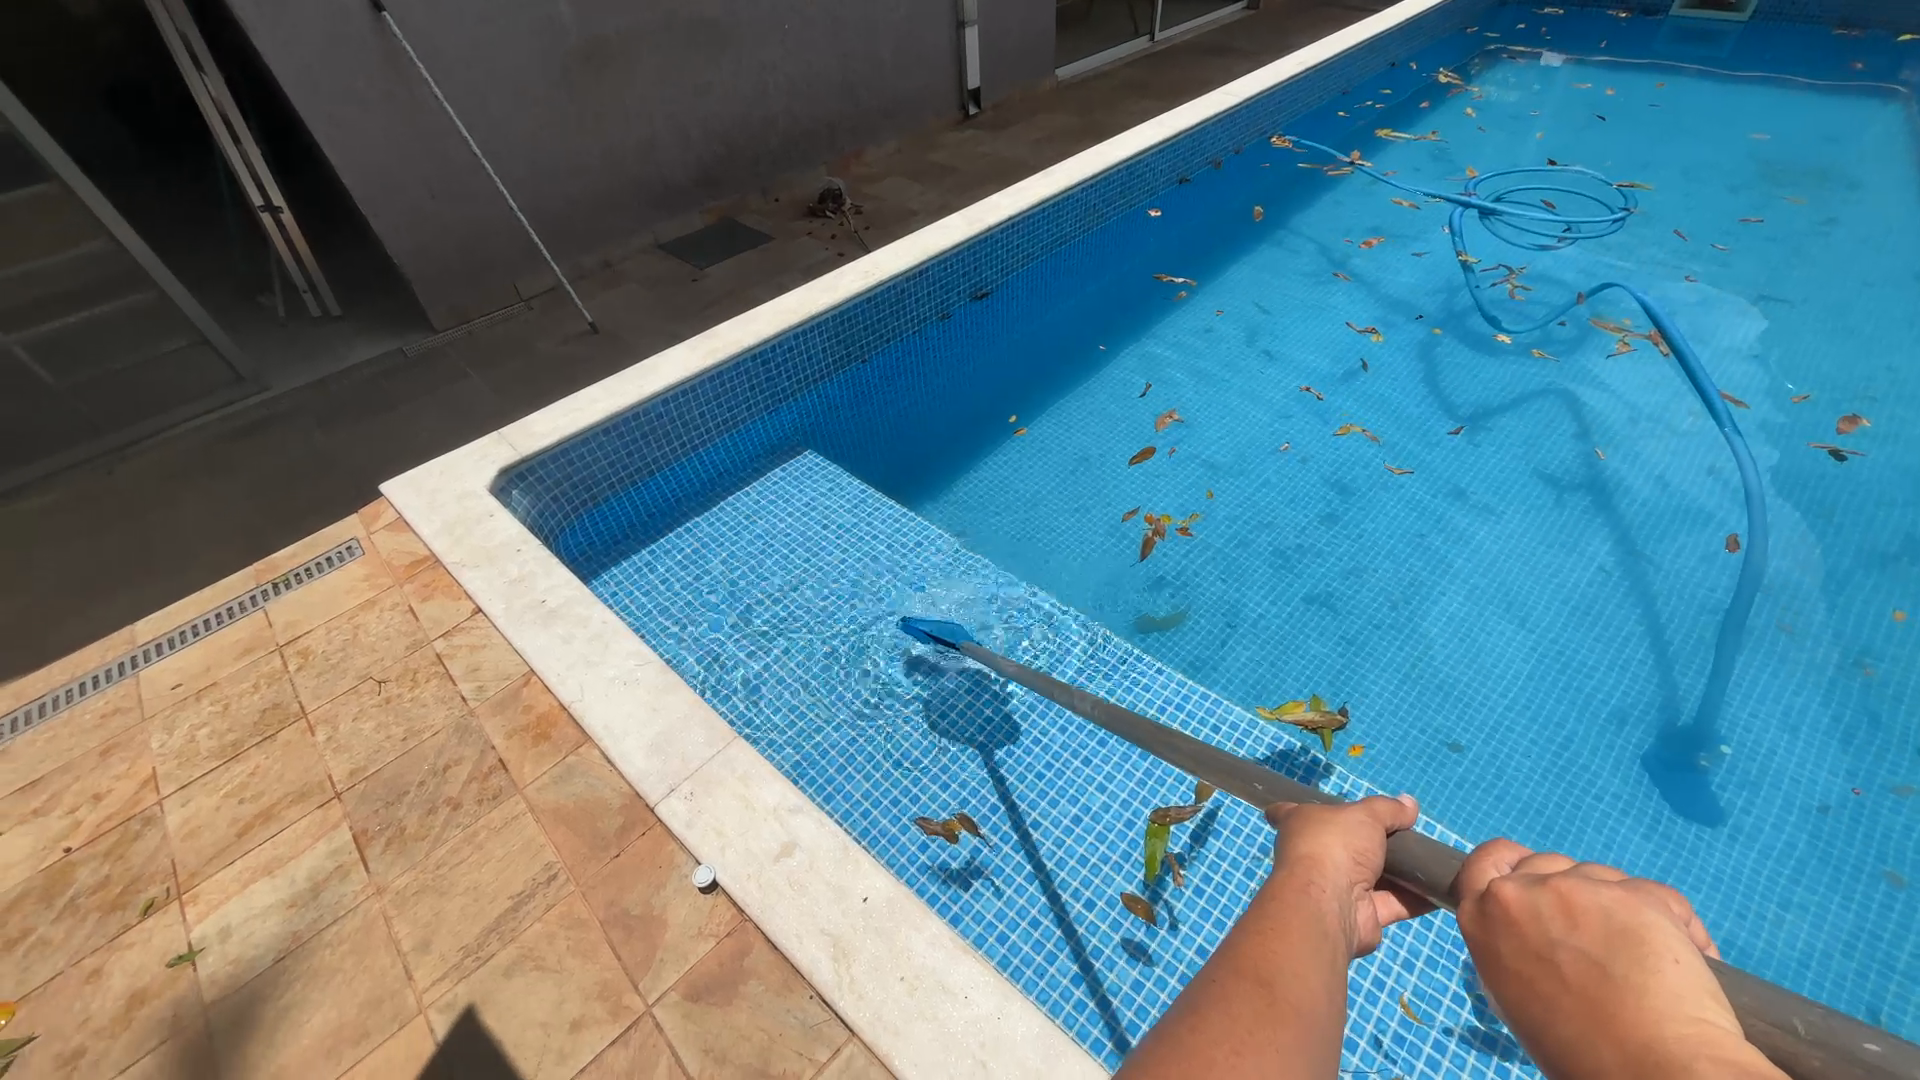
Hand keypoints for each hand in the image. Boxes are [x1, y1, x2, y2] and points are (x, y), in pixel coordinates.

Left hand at [1265, 795, 1434, 957]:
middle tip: (1398, 835)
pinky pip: (1391, 902)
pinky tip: (1439, 892)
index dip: (1296, 808)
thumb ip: (1387, 809)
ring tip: (1425, 861)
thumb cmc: (1336, 845)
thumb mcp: (1364, 816)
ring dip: (1395, 872)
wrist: (1332, 902)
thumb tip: (1409, 803)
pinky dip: (1414, 898)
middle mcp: (1312, 853)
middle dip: (1363, 842)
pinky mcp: (1360, 914)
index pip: (1287, 812)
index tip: (1311, 806)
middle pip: (1337, 844)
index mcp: (1300, 823)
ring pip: (1368, 876)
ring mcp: (1334, 885)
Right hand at [1454, 839, 1784, 1079]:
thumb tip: (1537, 933)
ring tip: (1645, 960)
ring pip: (1602, 877)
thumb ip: (1510, 945)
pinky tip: (1685, 960)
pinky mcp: (1632, 894)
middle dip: (1576, 893)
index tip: (1539, 882)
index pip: (1488, 860)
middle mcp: (1516, 891)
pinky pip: (1658, 895)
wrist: (1648, 1071)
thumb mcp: (1512, 992)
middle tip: (1602, 940)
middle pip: (1549, 866)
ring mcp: (1573, 888)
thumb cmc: (1576, 1049)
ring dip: (1623, 907)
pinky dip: (1675, 923)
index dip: (1514, 864)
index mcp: (1480, 916)